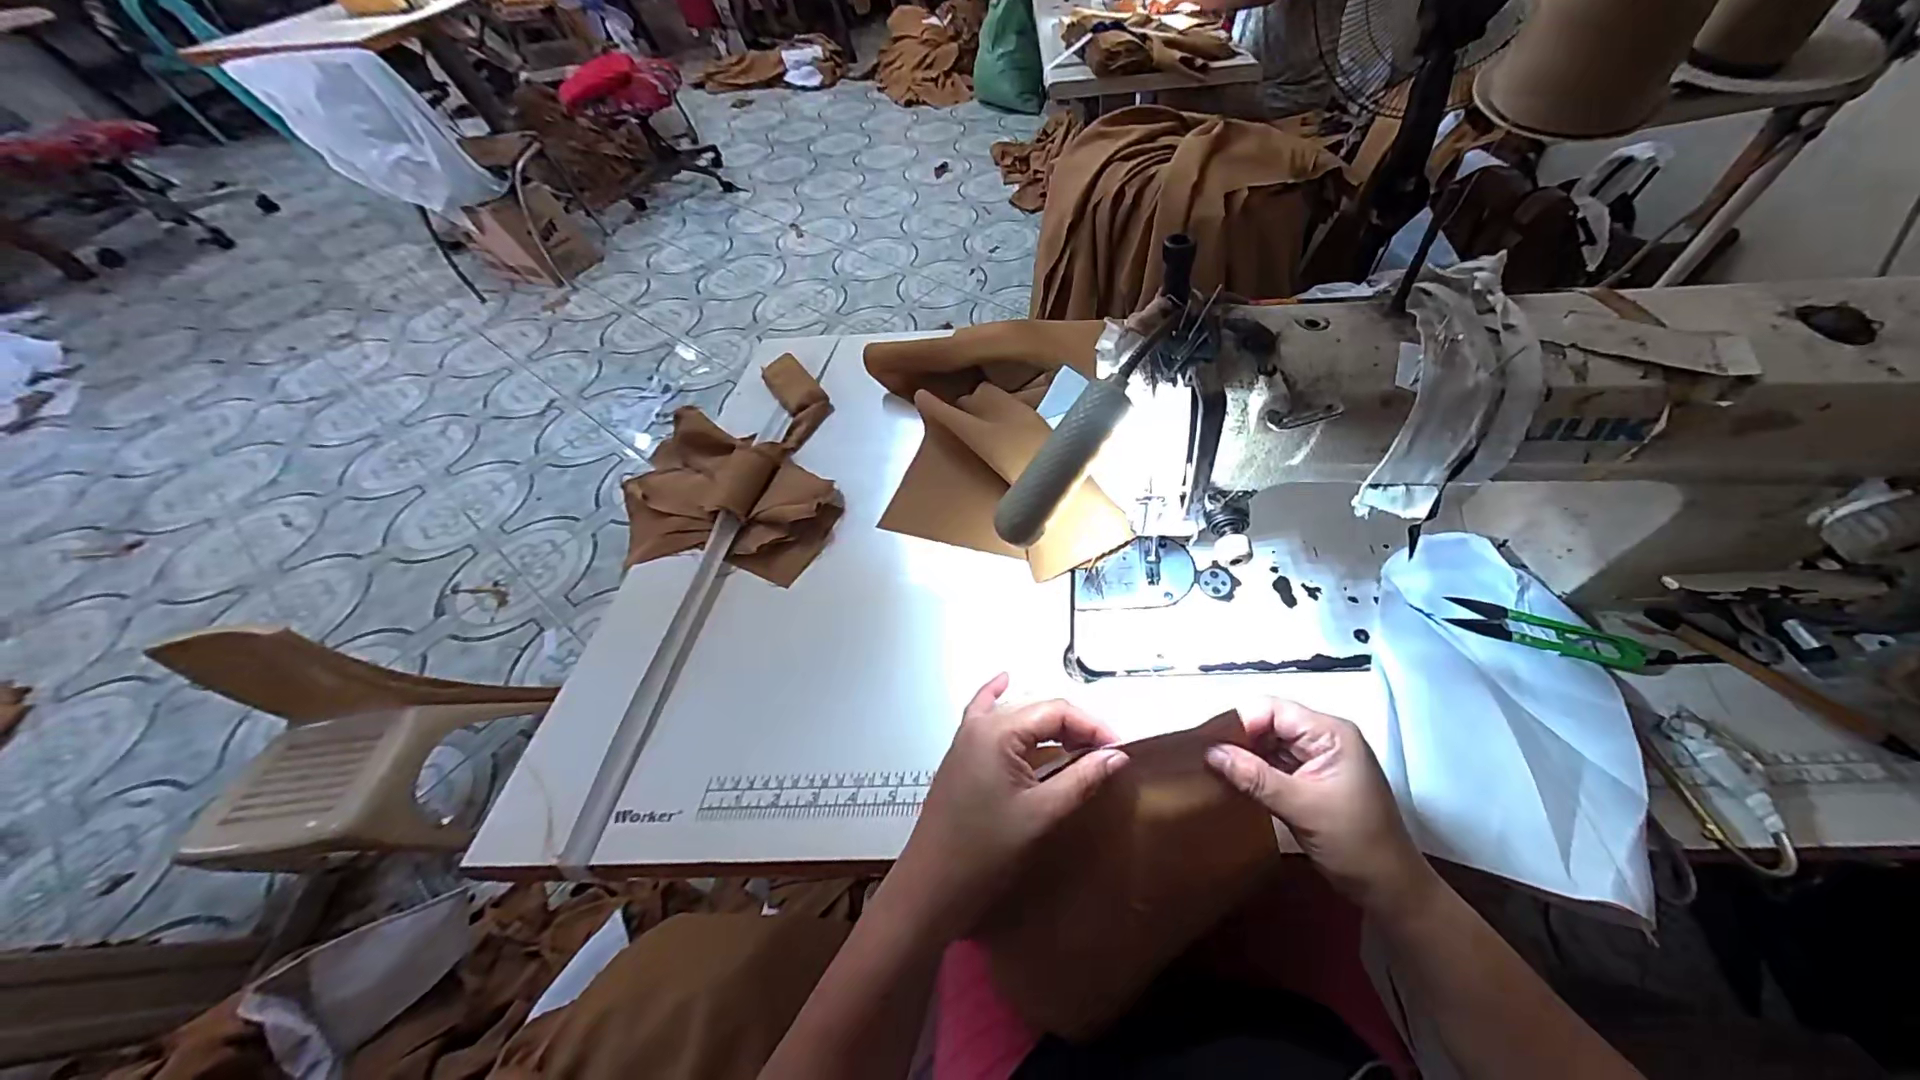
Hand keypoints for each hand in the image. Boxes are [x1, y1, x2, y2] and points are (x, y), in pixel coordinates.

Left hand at [886, 674, 1127, 937]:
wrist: (933, 883)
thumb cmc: (985, 850)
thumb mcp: (1041, 814)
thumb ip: (1081, 779)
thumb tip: (1115, 756)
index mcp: (997, 732)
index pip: (1056, 711)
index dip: (1091, 726)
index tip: (1118, 749)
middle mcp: (979, 725)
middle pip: (1037, 709)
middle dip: (1074, 726)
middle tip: (1104, 754)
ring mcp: (966, 737)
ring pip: (1016, 715)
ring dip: (1048, 725)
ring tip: (1079, 744)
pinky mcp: (961, 754)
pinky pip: (982, 714)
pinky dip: (997, 698)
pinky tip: (1004, 681)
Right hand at [1204, 700, 1437, 920]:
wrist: (1390, 890)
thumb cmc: (1356, 844)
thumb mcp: (1302, 808)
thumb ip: (1254, 777)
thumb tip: (1210, 752)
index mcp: (1331, 734)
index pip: (1274, 710)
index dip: (1242, 723)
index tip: (1211, 744)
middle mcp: (1323, 738)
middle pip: (1269, 723)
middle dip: (1239, 739)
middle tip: (1206, 758)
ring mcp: (1317, 758)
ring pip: (1268, 744)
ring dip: (1244, 756)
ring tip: (1214, 769)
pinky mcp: (1309, 779)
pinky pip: (1273, 764)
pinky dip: (1254, 772)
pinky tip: (1233, 782)